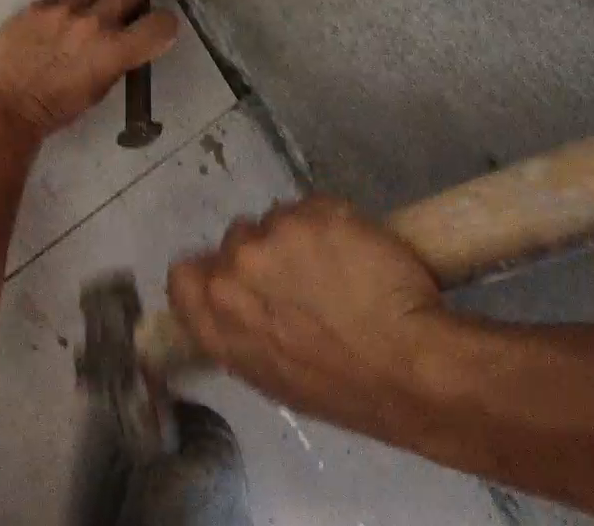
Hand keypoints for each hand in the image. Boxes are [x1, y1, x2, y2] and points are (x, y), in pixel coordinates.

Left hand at [0, 0, 180, 137]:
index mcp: (114, 52)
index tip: (164, 22)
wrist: (6, 105)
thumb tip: (122, 38)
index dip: (167, 25)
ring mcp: (63, 10)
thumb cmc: (56, 108)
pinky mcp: (38, 6)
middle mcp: (93, 23)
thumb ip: (115, 59)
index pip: (158, 26)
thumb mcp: (99, 90)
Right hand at [167, 197, 448, 438]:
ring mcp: (271, 238)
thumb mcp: (273, 376)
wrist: (411, 371)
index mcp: (217, 322)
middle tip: (304, 273)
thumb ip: (240, 329)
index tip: (240, 277)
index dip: (211, 271)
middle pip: (236, 239)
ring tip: (341, 265)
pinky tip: (362, 250)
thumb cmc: (345, 388)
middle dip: (266, 250)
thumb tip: (241, 302)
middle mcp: (232, 273)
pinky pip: (315, 206)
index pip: (183, 276)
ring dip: (302, 234)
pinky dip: (336, 222)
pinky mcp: (312, 214)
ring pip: (277, 218)